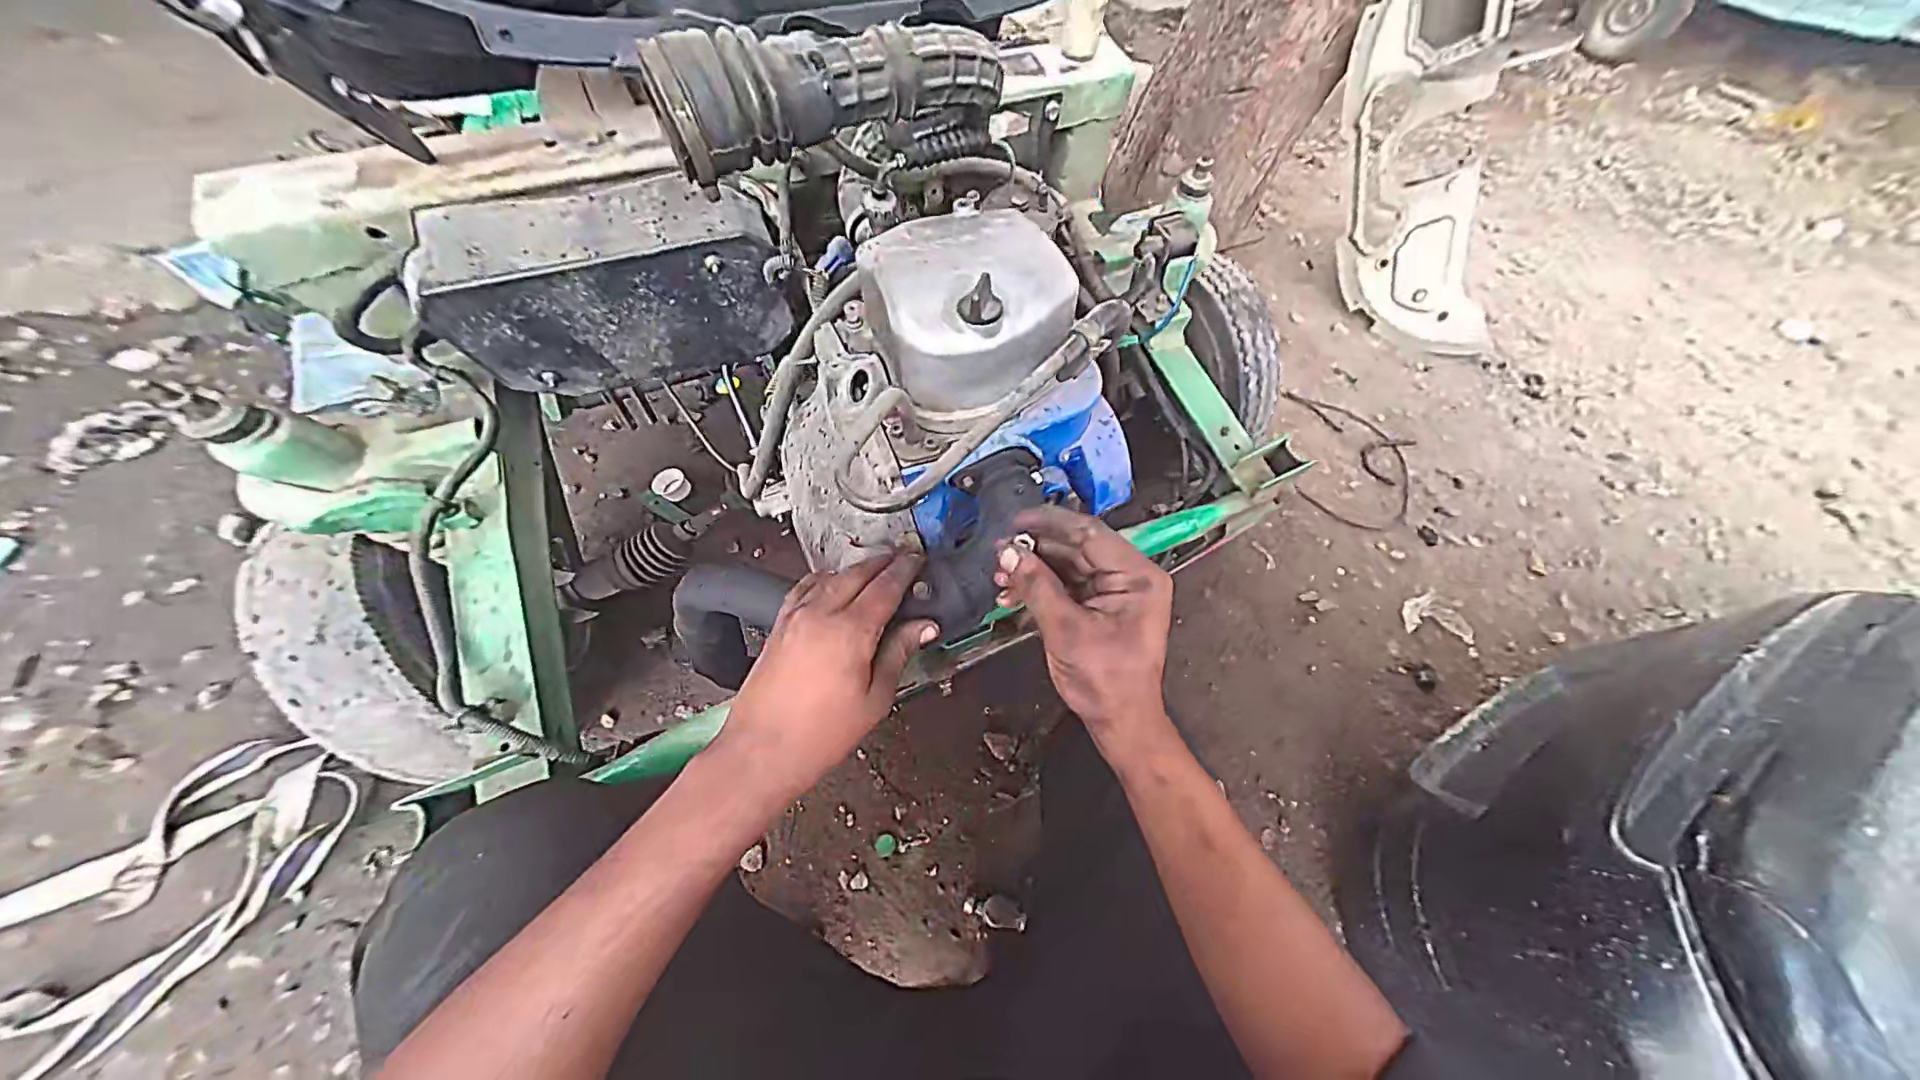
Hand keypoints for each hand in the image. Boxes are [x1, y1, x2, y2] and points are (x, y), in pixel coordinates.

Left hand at [715, 552, 937, 797]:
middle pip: (858, 573)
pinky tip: (833, 584)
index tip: (917, 561)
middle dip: (884, 562)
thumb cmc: (819, 735)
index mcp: (850, 632)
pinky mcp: (779, 625)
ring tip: (875, 570)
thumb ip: (899, 653)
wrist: (761, 751)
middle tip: (903, 560)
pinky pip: (805, 588)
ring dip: (856, 569)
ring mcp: (795, 617)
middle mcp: (820, 615)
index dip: (905, 570)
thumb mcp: (875, 698)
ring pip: (831, 576)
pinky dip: (825, 580)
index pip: (885, 586)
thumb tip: (922, 627)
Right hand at [995, 506, 1175, 750]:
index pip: (1090, 534)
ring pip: (1067, 565)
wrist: (1120, 721)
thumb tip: (1009, 553)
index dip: (1049, 524)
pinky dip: (1040, 587)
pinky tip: (1012, 592)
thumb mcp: (1066, 630)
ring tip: (1001, 575)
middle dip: (1036, 550)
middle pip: (1076, 548)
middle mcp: (1130, 577)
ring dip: (1033, 569)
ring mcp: (1114, 591)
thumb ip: (1036, 586)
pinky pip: (1066, 585)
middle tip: (1001, 551)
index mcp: (1137, 577)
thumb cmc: (1106, 682)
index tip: (1016, 522)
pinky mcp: (1099, 606)